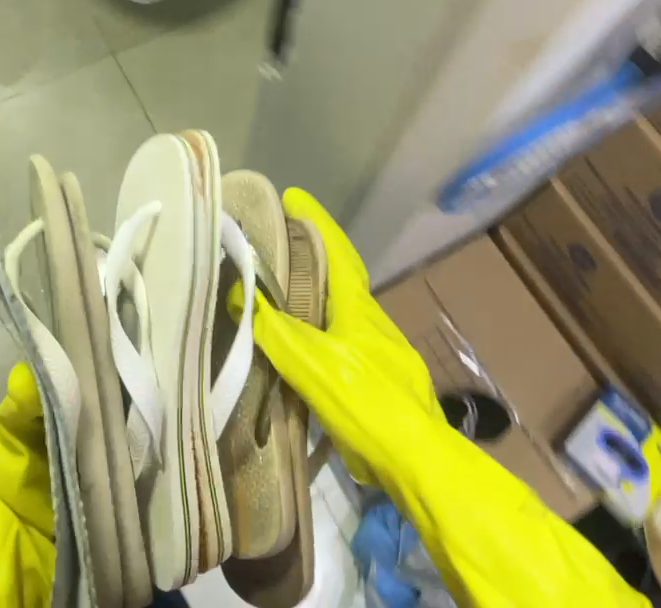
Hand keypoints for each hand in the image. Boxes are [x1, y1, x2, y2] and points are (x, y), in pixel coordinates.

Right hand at [238, 189, 646, 607]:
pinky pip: (345, 341)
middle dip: (313, 257)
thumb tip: (239, 292)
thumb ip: (274, 331)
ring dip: (316, 298)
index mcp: (357, 309)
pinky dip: (322, 332)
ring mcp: (382, 352)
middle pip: (341, 278)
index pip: (336, 251)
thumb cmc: (368, 405)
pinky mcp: (383, 381)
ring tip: (281, 297)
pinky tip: (306, 352)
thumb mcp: (312, 365)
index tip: (294, 196)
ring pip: (344, 312)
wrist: (420, 464)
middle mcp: (373, 322)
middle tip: (277, 246)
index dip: (315, 222)